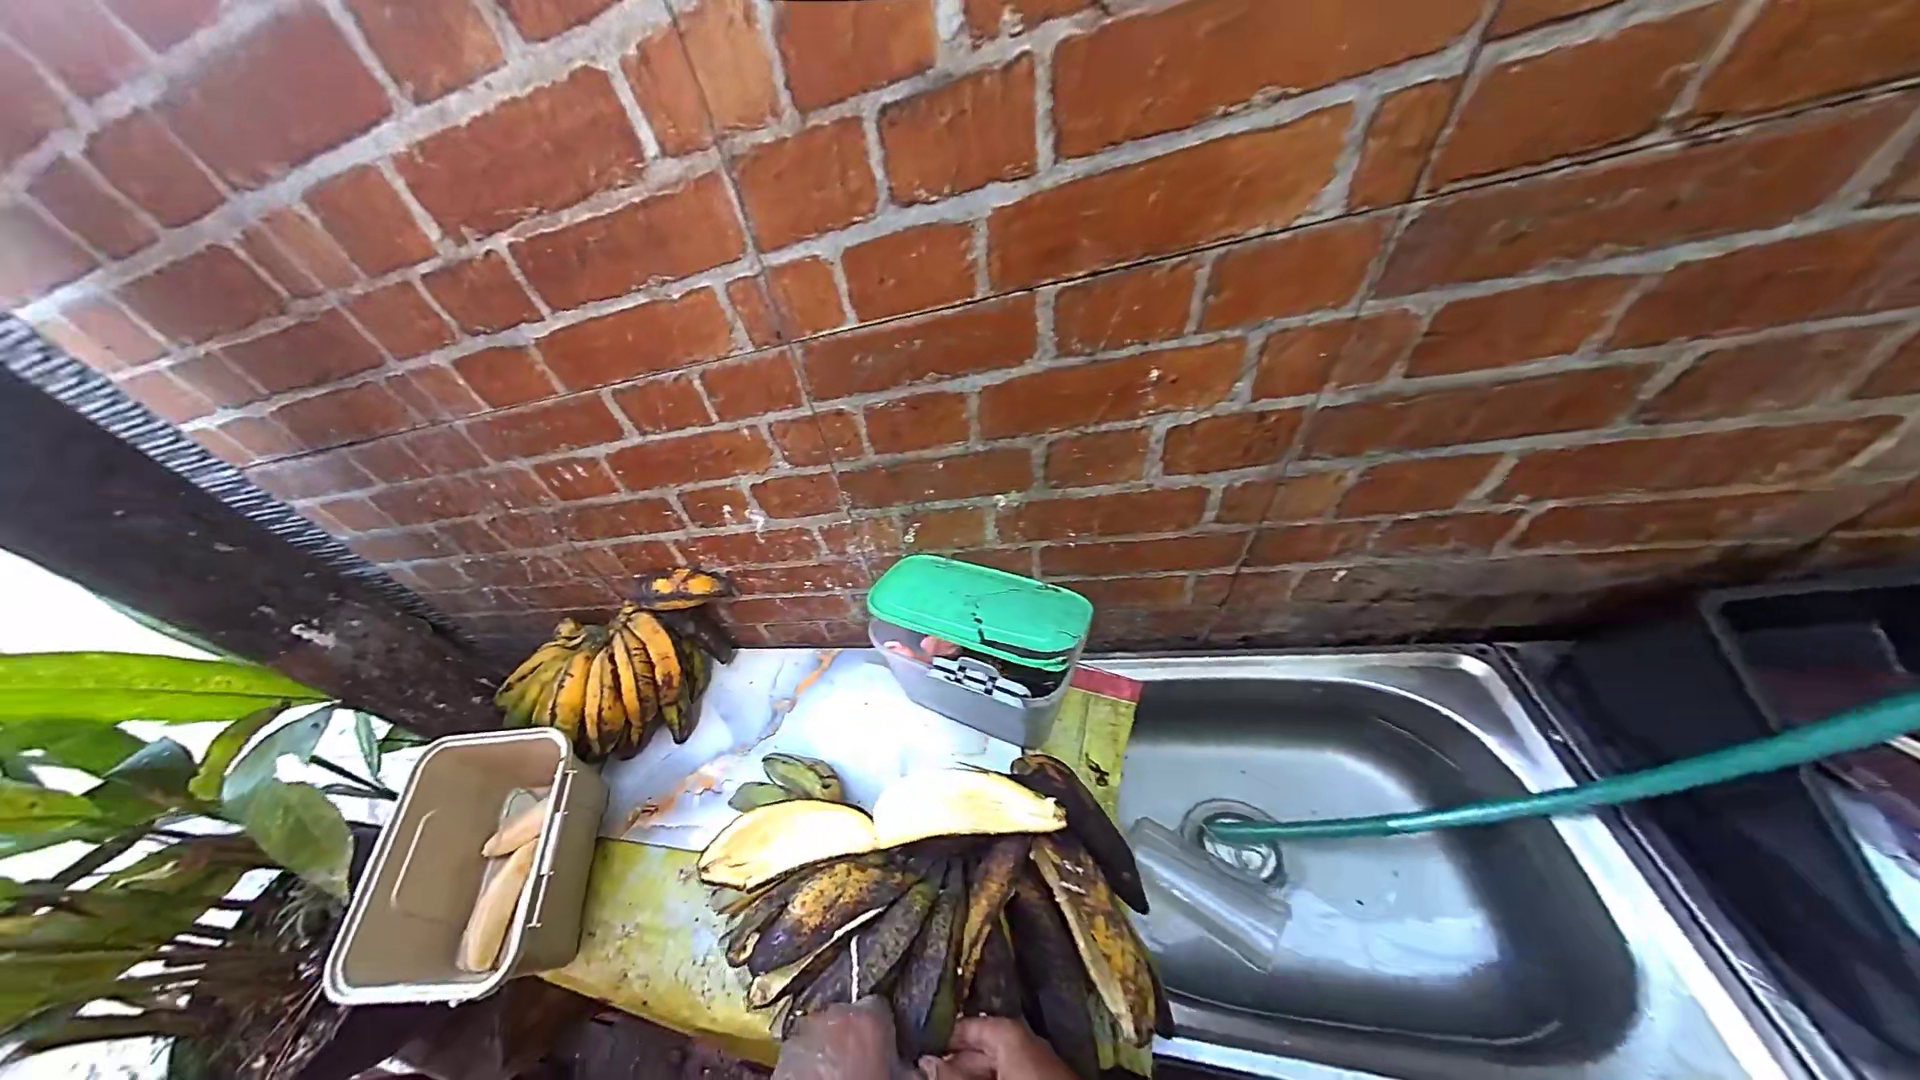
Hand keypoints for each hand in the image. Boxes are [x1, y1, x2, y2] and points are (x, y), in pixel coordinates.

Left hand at [774, 997, 910, 1079]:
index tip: (887, 1045)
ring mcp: (807, 1029)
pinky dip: (813, 1056)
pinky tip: (820, 1076)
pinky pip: (807, 1045)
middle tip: (864, 1061)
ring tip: (840, 1071)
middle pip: (853, 1013)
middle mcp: (837, 1012)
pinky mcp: (785, 1050)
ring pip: (828, 1027)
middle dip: (857, 1032)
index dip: (886, 1026)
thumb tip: (916, 1062)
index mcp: (869, 1016)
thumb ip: (911, 1063)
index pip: (882, 1005)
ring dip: (834, 1043)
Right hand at [918, 1017, 1079, 1079]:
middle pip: (979, 1047)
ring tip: (944, 1079)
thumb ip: (953, 1075)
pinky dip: (989, 1079)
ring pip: (993, 1066)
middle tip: (925, 1072)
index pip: (967, 1026)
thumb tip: (925, 1061)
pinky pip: (1008, 1075)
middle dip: (954, 1062)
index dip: (943, 1038)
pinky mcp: (1042, 1077)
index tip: (919, 1048)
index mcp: (1008, 1032)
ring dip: (969, 1075)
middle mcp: (1021, 1040)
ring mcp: (1034, 1063)